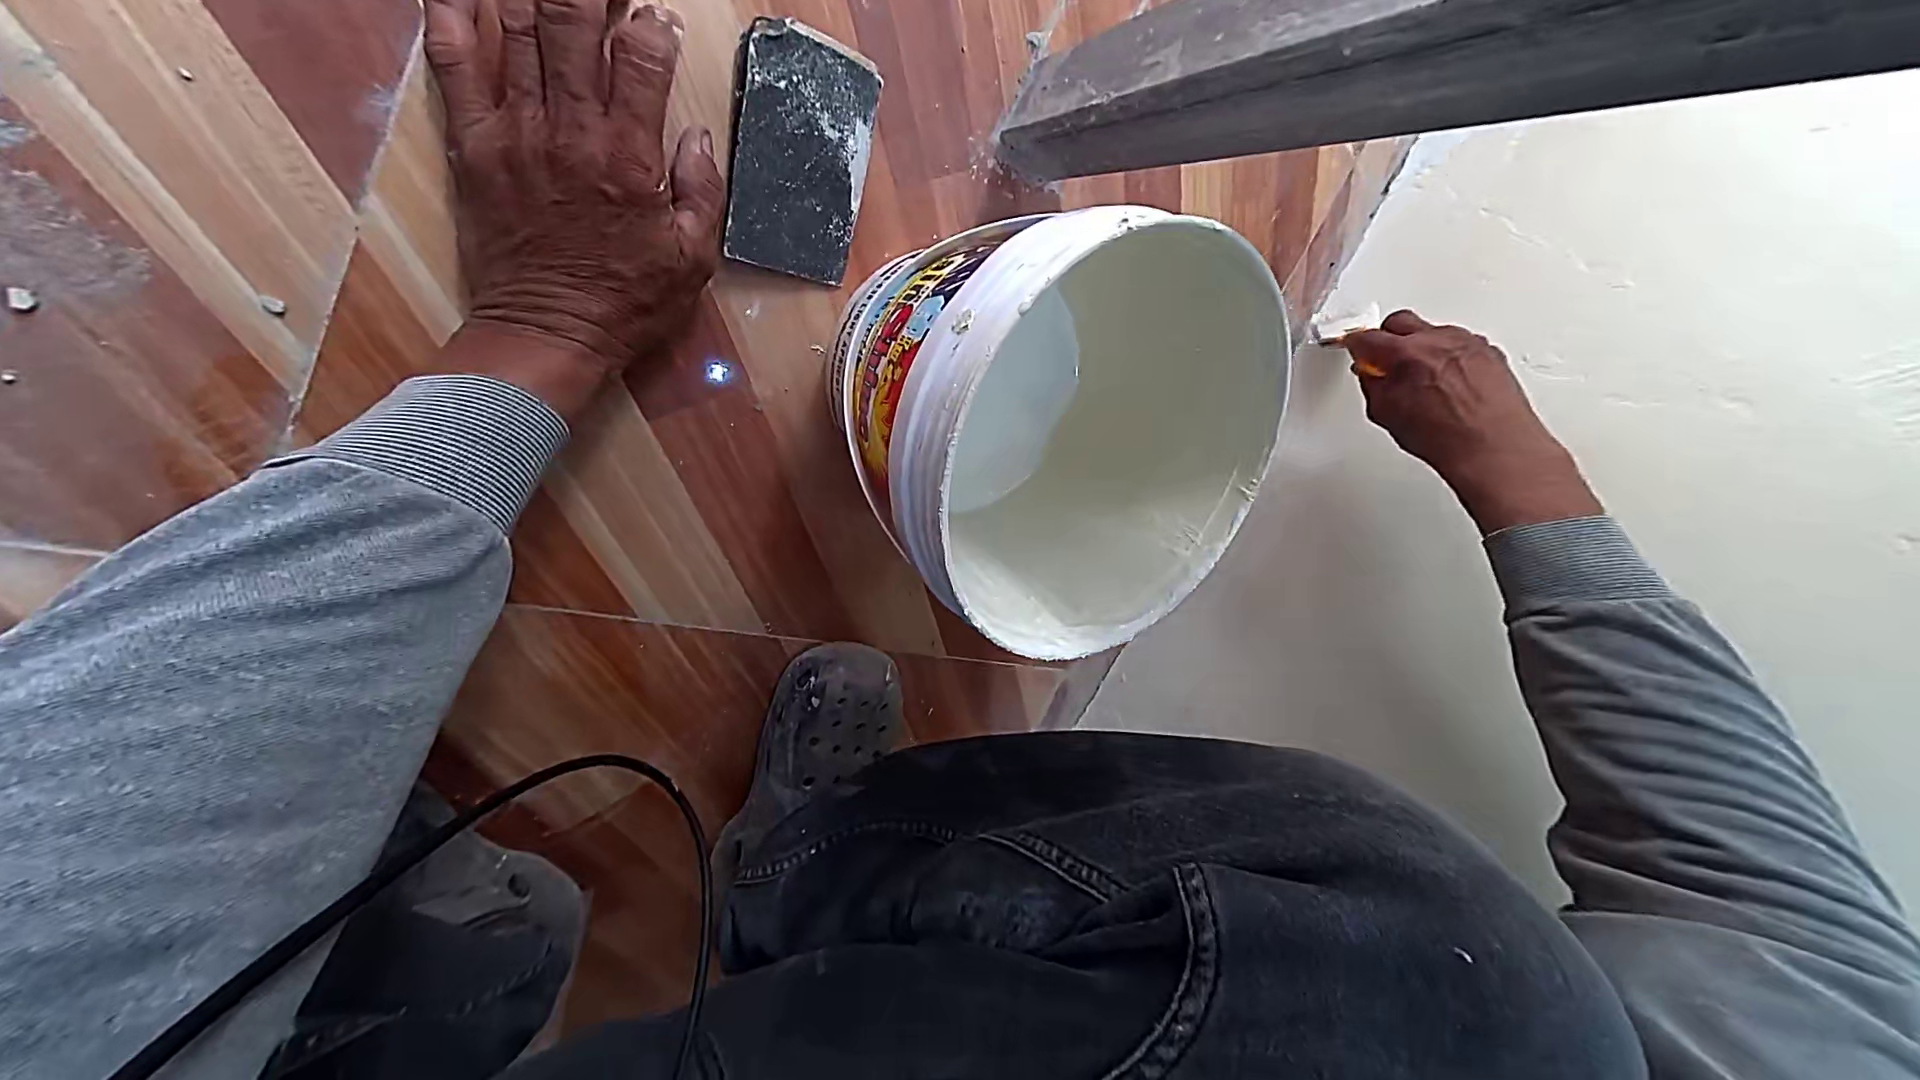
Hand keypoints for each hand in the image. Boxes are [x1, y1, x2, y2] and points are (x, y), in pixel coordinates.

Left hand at [422, 0, 723, 416]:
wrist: (552, 330)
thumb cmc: (631, 301)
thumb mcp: (694, 261)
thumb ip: (702, 195)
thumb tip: (695, 135)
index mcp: (630, 159)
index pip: (642, 62)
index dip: (655, 28)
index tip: (662, 21)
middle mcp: (570, 130)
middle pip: (574, 23)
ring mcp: (515, 131)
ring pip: (517, 27)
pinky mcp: (474, 144)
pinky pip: (454, 62)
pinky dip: (453, 14)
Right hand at [1343, 311, 1601, 533]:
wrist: (1489, 445)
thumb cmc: (1444, 434)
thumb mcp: (1386, 412)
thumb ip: (1373, 384)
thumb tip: (1370, 374)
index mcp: (1406, 353)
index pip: (1368, 337)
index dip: (1356, 344)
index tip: (1354, 348)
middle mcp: (1438, 340)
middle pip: (1401, 322)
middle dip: (1386, 336)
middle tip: (1380, 357)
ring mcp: (1467, 342)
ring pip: (1432, 330)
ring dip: (1418, 345)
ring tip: (1414, 375)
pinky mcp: (1489, 351)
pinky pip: (1458, 342)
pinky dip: (1444, 354)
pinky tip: (1440, 379)